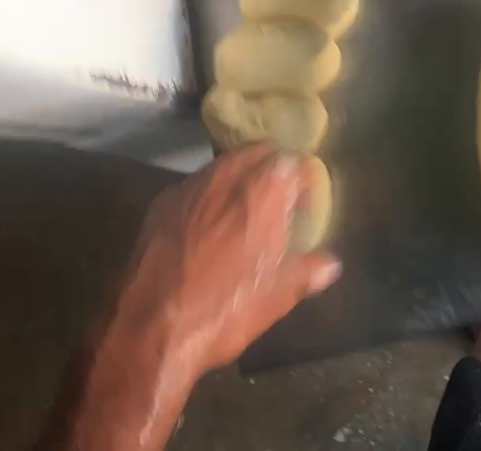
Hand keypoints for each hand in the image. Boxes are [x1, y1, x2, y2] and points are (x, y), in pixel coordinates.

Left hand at [57, 145, 339, 450]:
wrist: (149, 329)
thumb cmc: (227, 307)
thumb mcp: (279, 295)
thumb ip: (309, 271)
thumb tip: (331, 265)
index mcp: (266, 188)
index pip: (297, 164)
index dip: (306, 183)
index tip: (306, 205)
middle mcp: (229, 174)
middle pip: (259, 152)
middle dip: (273, 168)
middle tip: (278, 199)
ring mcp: (191, 186)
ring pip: (224, 165)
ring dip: (239, 178)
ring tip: (243, 211)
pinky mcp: (161, 203)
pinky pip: (194, 187)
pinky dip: (208, 197)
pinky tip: (206, 228)